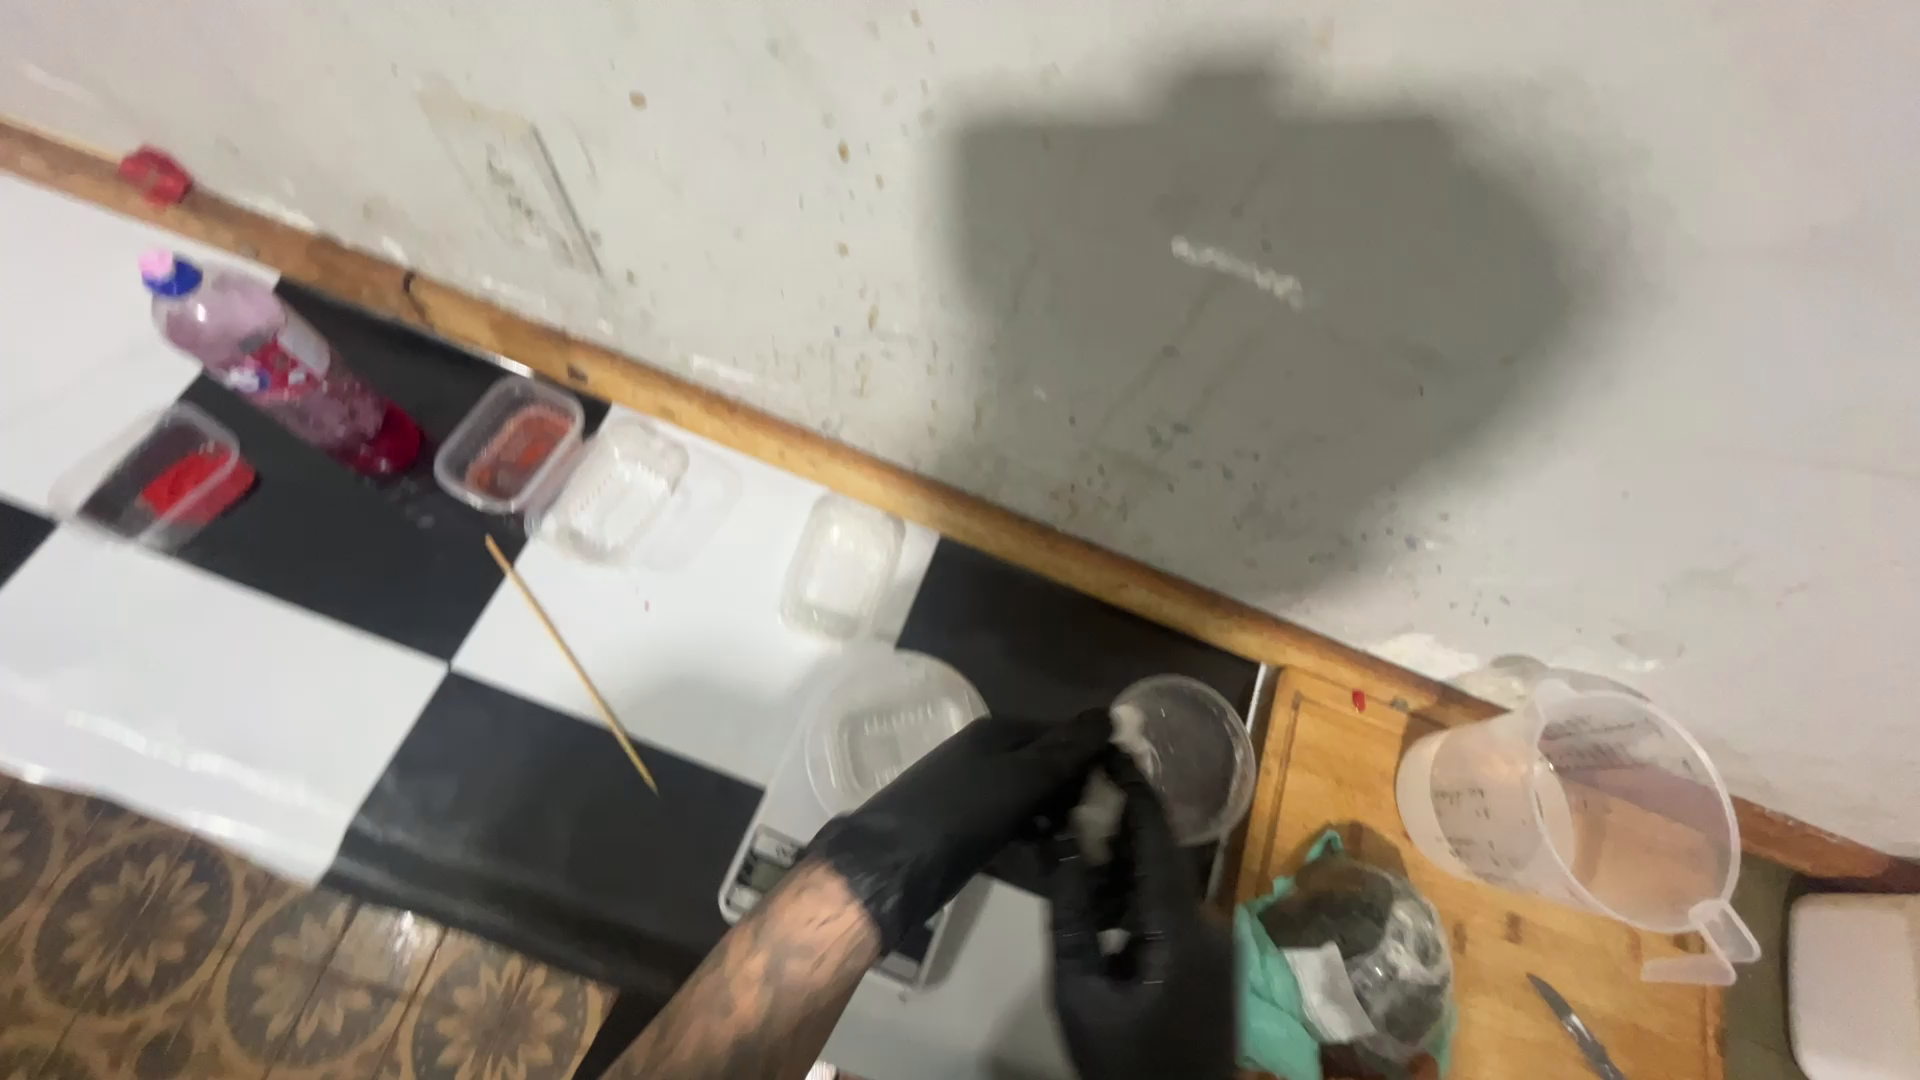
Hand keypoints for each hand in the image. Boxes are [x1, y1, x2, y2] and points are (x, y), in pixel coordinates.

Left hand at [809, 708, 1111, 950]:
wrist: (892, 866)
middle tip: (1111, 819)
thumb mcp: (1018, 779)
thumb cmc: (959, 814)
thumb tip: (1111, 714)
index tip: (1127, 784)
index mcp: (999, 732)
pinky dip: (1036, 830)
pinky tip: (1053, 852)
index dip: (1094, 754)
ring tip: (1090, 839)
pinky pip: (1015, 817)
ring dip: (1060, 811)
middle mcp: (987, 751)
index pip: (1062, 732)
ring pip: (1033, 792)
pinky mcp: (968, 821)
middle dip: (1079, 786)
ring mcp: (975, 787)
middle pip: (1047, 761)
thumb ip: (1064, 750)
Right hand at [1045, 755, 1235, 1079]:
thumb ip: (1069, 911)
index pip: (1156, 836)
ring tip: (1081, 838)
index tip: (1109, 746)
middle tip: (1078, 792)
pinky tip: (1105, 893)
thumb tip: (1059, 842)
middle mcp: (1209, 923)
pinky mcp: (1215, 958)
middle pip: (1161, 853)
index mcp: (1179, 927)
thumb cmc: (1120, 1062)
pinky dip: (1139, 888)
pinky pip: (1173, 905)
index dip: (1134, 786)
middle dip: (1120, 818)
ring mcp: (1218, 942)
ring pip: (1166, 878)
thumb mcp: (1078, 988)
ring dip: (1127, 857)